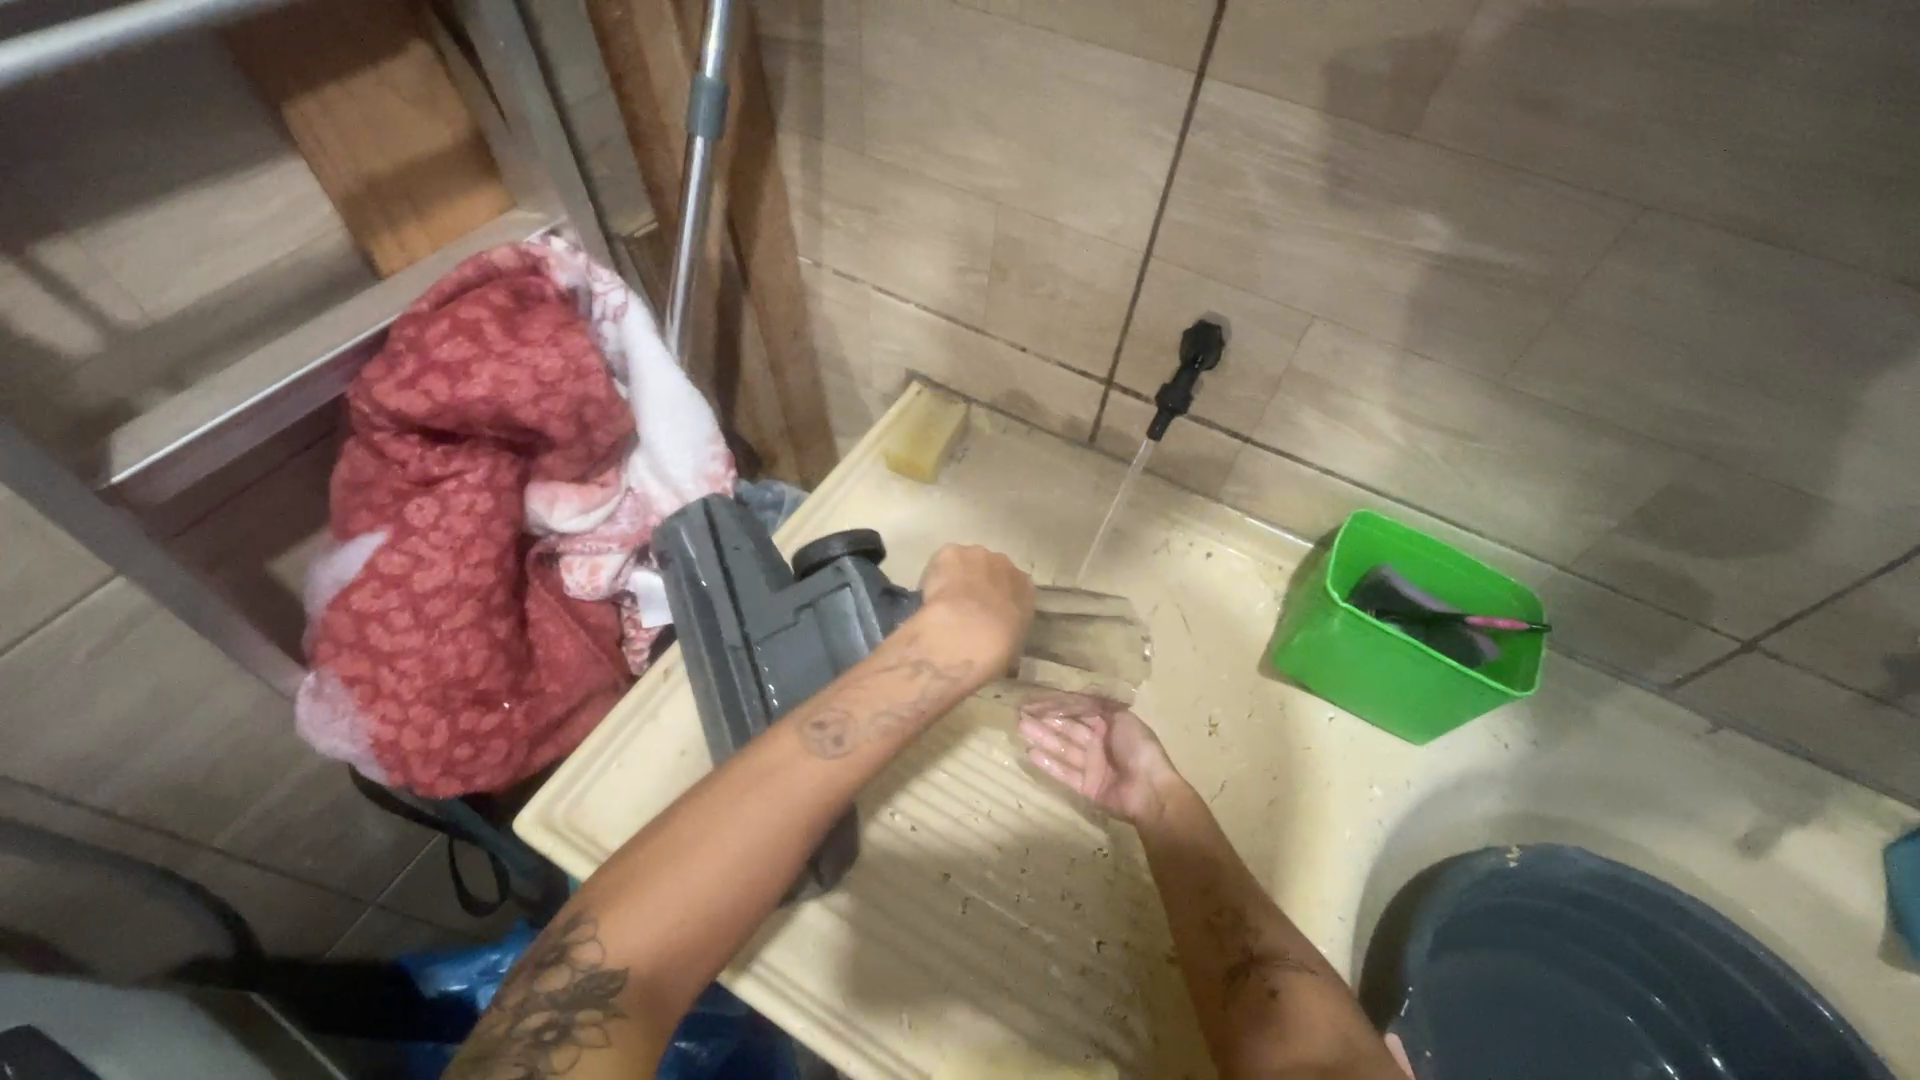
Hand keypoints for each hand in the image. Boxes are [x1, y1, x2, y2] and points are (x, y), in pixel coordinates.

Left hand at [915, 544, 1034, 674]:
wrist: (972, 631)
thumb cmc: (998, 646)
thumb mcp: (1013, 645)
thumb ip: (1007, 632)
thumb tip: (997, 638)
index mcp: (1024, 588)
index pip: (1013, 585)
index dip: (997, 596)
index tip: (985, 609)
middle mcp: (1005, 564)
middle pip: (988, 568)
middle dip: (976, 582)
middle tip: (961, 605)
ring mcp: (977, 555)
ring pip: (963, 562)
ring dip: (955, 576)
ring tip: (942, 600)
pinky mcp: (951, 553)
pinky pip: (941, 562)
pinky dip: (934, 575)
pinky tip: (929, 595)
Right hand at [1017, 693, 1180, 825]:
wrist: (1150, 791)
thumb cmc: (1139, 749)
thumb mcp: (1123, 718)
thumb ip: (1099, 706)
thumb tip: (1077, 692)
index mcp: (1110, 725)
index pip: (1079, 711)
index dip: (1059, 704)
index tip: (1038, 698)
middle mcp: (1098, 742)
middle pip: (1068, 728)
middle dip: (1046, 720)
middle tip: (1022, 711)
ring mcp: (1091, 765)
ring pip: (1062, 748)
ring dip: (1042, 737)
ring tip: (1021, 727)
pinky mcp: (1085, 786)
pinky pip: (1063, 772)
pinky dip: (1048, 763)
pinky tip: (1030, 752)